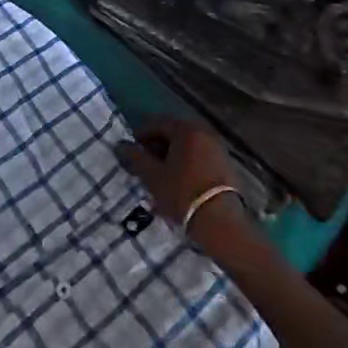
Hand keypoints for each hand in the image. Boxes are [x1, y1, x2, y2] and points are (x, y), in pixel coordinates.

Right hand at [116, 117, 249, 249]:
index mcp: (187, 130)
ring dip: (172, 157)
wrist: (221, 224)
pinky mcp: (227, 166)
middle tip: (144, 163)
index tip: (131, 149)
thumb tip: (121, 145)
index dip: (141, 134)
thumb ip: (136, 157)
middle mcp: (205, 133)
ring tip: (160, 175)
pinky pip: (200, 158)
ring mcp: (219, 150)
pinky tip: (179, 182)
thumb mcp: (153, 176)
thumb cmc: (182, 194)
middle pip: (175, 134)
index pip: (158, 123)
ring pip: (188, 147)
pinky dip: (187, 164)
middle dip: (157, 146)